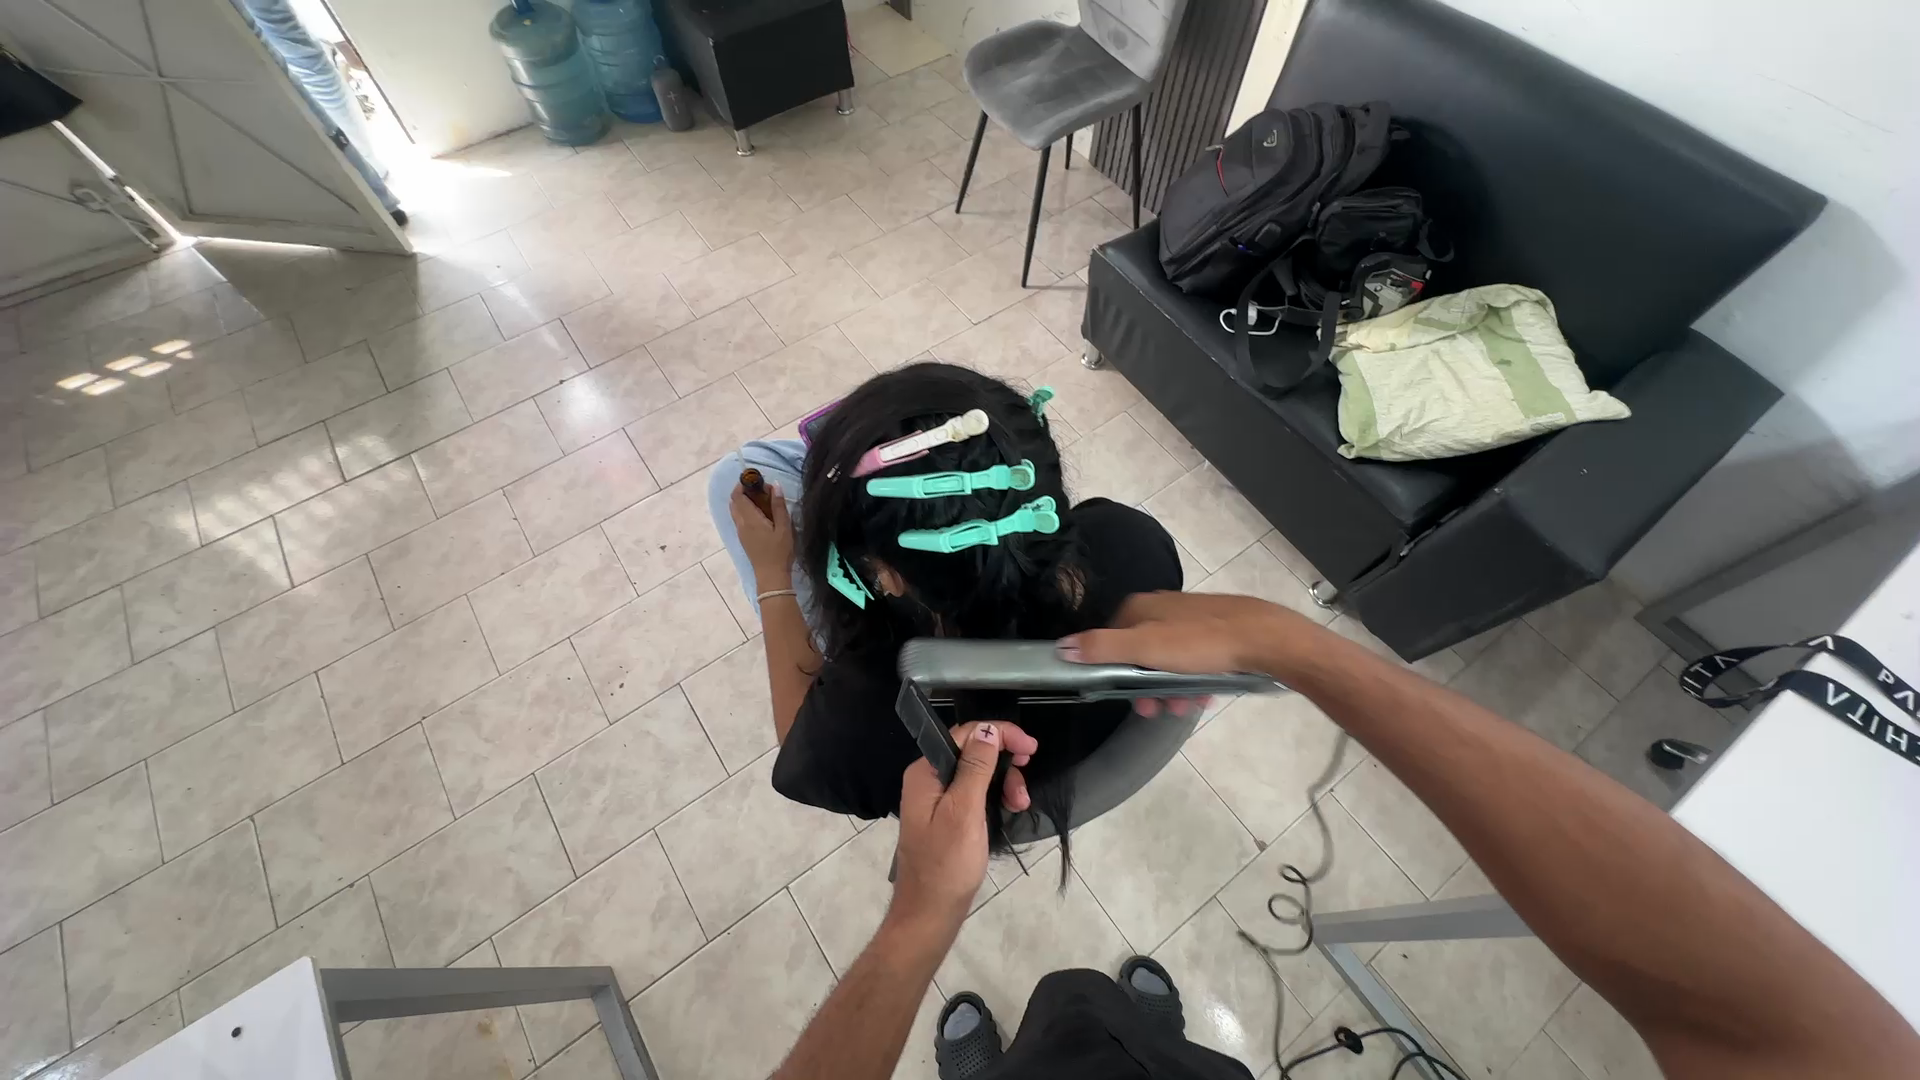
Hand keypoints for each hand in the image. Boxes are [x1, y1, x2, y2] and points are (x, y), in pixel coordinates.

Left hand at [729, 481, 793, 585]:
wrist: (771, 575)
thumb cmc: (780, 551)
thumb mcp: (784, 528)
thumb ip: (779, 506)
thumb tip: (775, 485)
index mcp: (749, 519)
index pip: (738, 495)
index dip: (744, 484)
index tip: (757, 479)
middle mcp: (741, 523)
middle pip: (734, 501)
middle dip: (744, 491)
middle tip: (761, 489)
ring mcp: (740, 531)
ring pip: (736, 510)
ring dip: (745, 501)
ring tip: (763, 500)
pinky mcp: (743, 538)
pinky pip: (740, 518)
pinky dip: (746, 510)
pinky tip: (762, 514)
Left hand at [892, 721, 1011, 929]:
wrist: (930, 913)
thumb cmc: (946, 864)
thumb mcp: (964, 811)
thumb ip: (975, 767)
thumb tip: (988, 730)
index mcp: (926, 771)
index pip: (965, 734)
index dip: (1000, 734)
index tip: (1030, 747)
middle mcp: (929, 778)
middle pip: (973, 751)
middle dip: (1004, 762)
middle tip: (1027, 778)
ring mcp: (938, 797)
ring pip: (978, 772)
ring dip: (1004, 782)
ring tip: (1020, 804)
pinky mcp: (948, 815)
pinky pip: (975, 792)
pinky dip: (995, 797)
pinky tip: (1010, 809)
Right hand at [1057, 591, 1301, 711]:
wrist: (1264, 639)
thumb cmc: (1199, 644)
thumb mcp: (1144, 649)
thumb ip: (1101, 648)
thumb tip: (1060, 647)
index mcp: (1138, 608)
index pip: (1107, 639)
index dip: (1111, 670)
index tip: (1126, 696)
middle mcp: (1159, 608)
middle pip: (1137, 653)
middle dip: (1146, 686)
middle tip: (1160, 709)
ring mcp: (1187, 618)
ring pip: (1166, 659)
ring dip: (1171, 687)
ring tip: (1187, 706)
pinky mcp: (1212, 629)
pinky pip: (1191, 659)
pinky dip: (1192, 679)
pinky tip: (1204, 695)